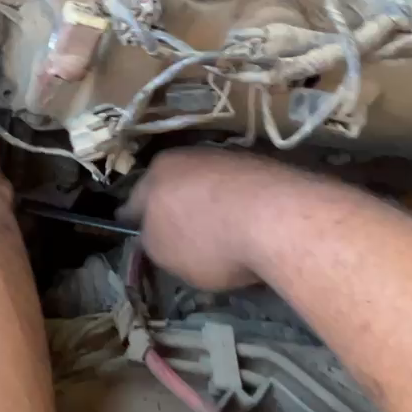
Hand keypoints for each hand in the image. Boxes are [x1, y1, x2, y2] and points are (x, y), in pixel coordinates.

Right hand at [123, 148, 275, 290]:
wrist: (279, 218)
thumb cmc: (208, 238)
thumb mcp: (165, 254)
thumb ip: (152, 242)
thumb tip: (154, 234)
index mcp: (155, 174)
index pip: (134, 201)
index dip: (133, 219)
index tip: (133, 230)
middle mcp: (186, 157)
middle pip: (172, 185)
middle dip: (172, 205)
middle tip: (178, 232)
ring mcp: (226, 157)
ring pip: (207, 184)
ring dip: (208, 203)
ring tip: (220, 233)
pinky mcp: (263, 166)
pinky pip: (240, 190)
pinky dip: (239, 205)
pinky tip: (249, 228)